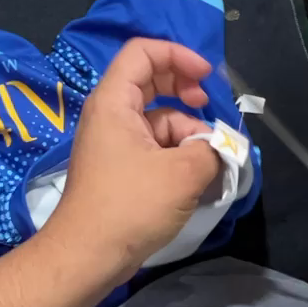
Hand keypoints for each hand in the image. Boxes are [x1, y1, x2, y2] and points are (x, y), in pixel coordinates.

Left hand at [42, 38, 221, 277]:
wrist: (88, 254)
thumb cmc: (131, 205)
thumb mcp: (183, 174)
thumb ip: (211, 150)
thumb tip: (219, 149)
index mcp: (114, 101)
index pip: (142, 52)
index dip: (178, 55)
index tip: (206, 78)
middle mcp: (110, 114)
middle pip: (150, 81)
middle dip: (184, 89)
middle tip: (207, 106)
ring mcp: (113, 141)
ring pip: (157, 118)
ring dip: (186, 131)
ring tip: (208, 160)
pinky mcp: (119, 167)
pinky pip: (152, 145)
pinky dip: (176, 153)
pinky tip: (196, 177)